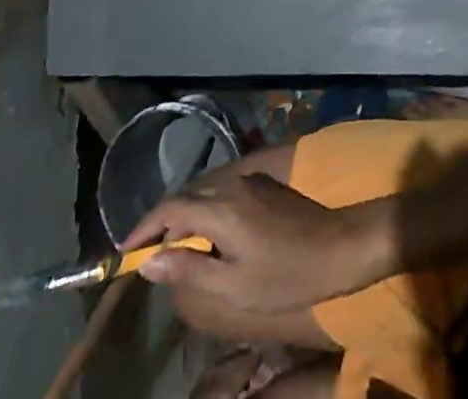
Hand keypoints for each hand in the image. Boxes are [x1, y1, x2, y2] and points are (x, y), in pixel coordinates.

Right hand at [125, 173, 393, 314]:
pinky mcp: (265, 185)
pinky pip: (224, 189)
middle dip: (164, 220)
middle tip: (151, 251)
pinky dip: (207, 207)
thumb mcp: (233, 285)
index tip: (128, 249)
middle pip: (186, 195)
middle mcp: (232, 185)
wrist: (339, 247)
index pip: (170, 208)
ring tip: (177, 244)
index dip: (145, 227)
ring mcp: (251, 181)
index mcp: (220, 209)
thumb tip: (151, 261)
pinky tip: (211, 231)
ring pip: (206, 190)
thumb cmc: (286, 274)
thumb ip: (189, 270)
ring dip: (187, 213)